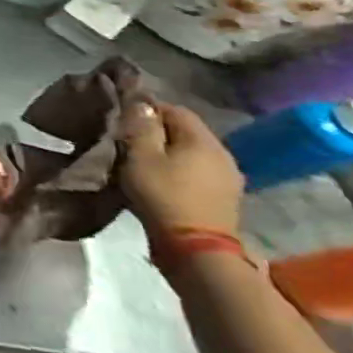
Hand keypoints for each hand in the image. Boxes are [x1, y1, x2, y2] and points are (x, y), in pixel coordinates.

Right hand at [119, 99, 243, 234]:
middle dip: (159, 130)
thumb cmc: (164, 195)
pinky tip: (164, 178)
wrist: (197, 249)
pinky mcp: (225, 197)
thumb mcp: (141, 156)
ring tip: (144, 160)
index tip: (124, 118)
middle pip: (186, 131)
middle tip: (130, 139)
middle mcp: (222, 154)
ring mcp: (228, 178)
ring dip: (170, 151)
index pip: (175, 110)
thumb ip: (142, 126)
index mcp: (203, 140)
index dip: (148, 109)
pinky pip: (199, 170)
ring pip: (193, 152)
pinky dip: (181, 168)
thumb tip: (143, 103)